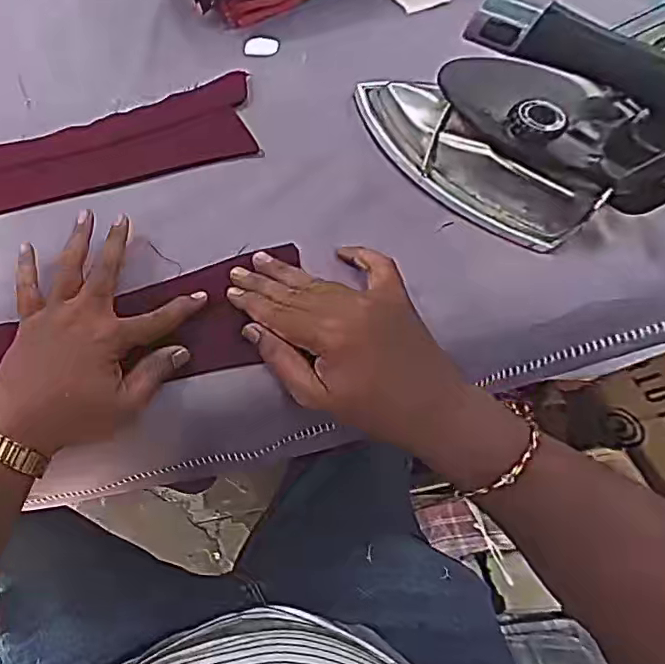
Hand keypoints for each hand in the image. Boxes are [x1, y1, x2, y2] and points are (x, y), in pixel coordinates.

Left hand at [0, 211, 206, 455]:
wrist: (18, 422)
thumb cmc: (74, 418)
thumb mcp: (124, 405)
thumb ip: (152, 375)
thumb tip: (180, 352)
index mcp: (110, 337)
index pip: (156, 320)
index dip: (181, 309)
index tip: (201, 296)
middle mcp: (83, 316)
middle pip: (105, 273)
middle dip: (117, 245)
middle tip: (123, 220)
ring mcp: (53, 315)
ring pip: (68, 269)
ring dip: (78, 241)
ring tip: (85, 215)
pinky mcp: (28, 322)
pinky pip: (27, 289)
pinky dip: (26, 267)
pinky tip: (26, 248)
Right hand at [226, 247, 525, 465]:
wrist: (434, 410)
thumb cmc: (372, 411)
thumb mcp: (317, 397)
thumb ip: (282, 361)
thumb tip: (253, 330)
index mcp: (328, 334)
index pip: (278, 312)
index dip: (251, 301)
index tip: (230, 289)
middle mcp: (349, 308)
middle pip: (296, 292)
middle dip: (264, 282)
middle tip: (238, 269)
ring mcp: (375, 299)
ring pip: (323, 282)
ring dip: (292, 271)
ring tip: (266, 259)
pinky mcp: (396, 298)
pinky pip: (376, 267)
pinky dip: (359, 256)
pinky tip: (340, 251)